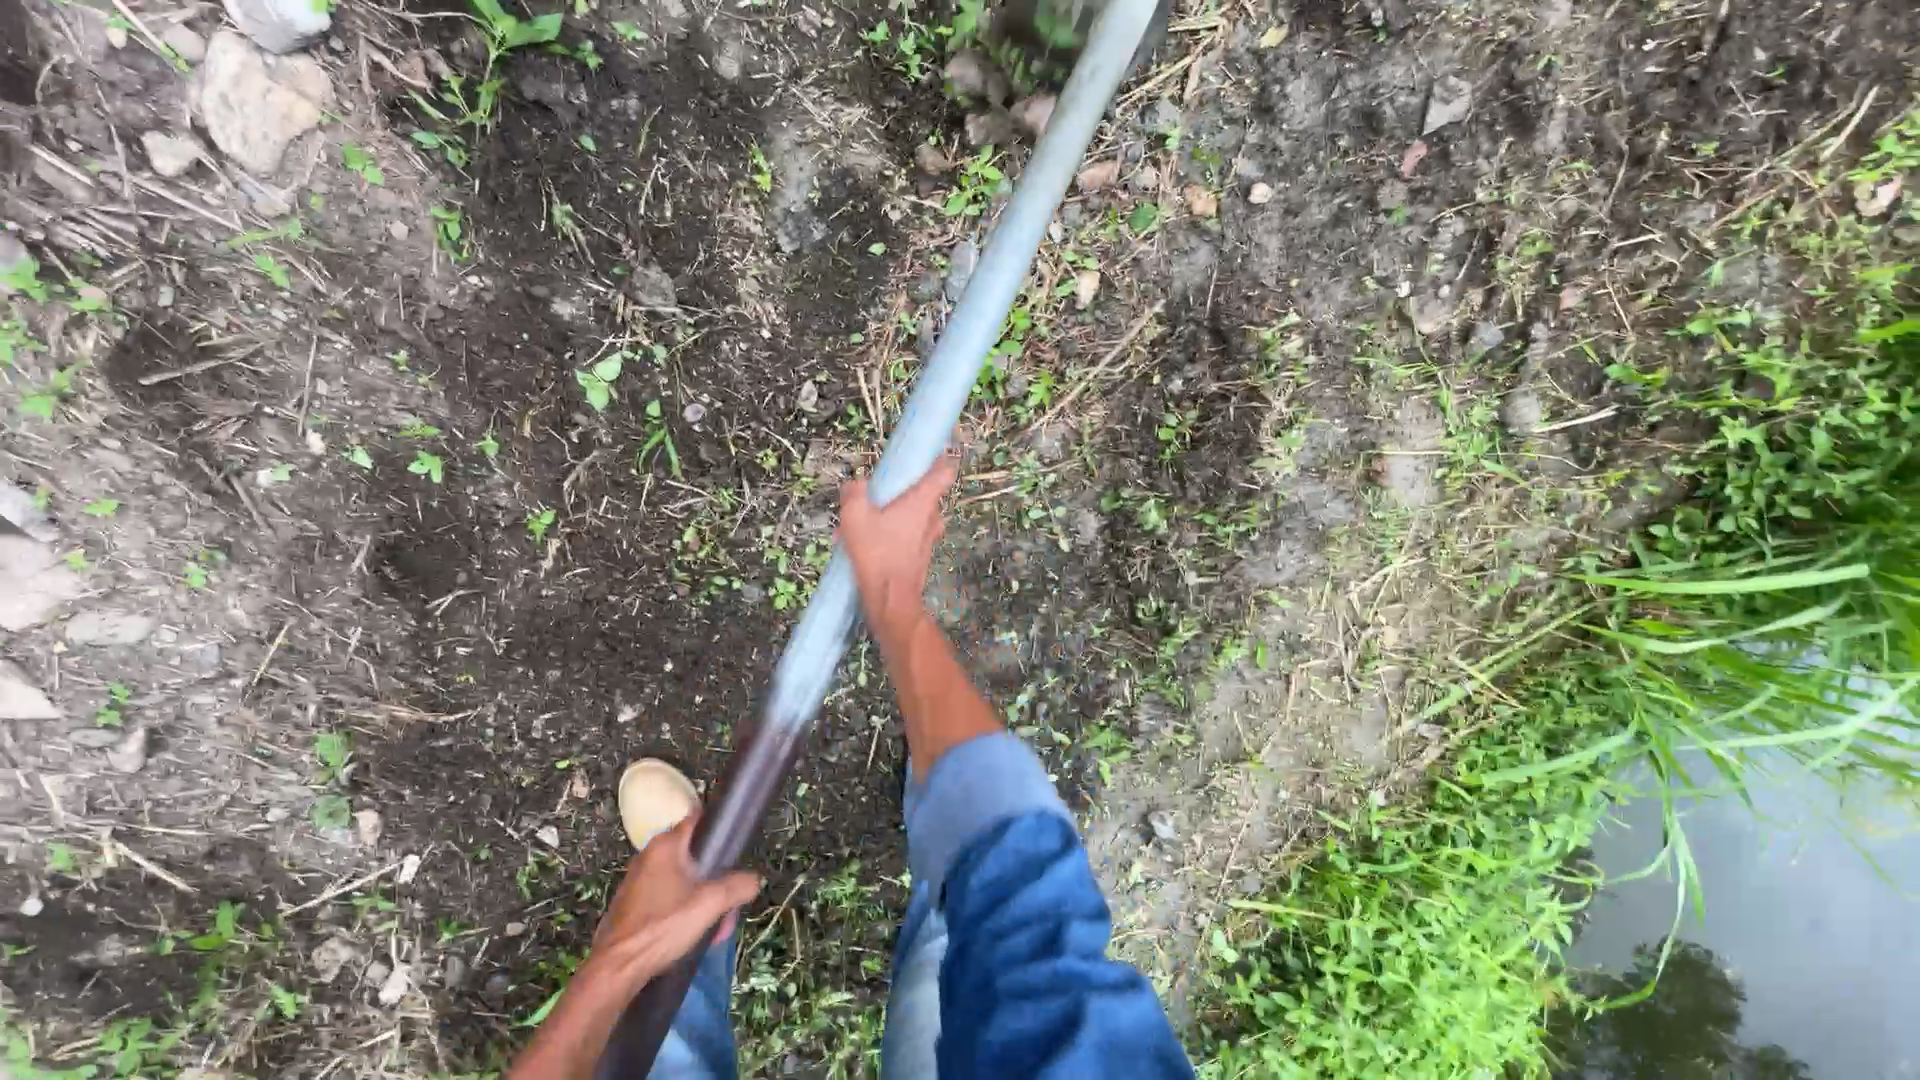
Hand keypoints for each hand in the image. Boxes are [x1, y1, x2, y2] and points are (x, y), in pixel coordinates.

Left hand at [579, 814, 761, 995]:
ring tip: (714, 931)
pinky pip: (667, 900)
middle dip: (716, 884)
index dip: (720, 831)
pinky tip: (692, 937)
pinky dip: (683, 912)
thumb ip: (738, 886)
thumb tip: (754, 880)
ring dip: (703, 902)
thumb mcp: (711, 903)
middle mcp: (648, 857)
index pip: (698, 821)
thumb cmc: (663, 926)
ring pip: (683, 883)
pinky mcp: (632, 906)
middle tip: (728, 910)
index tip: (737, 850)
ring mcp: (638, 882)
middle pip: (695, 859)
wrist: (617, 969)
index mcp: (664, 846)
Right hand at [839, 458, 958, 637]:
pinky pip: (906, 536)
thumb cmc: (877, 553)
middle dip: (902, 492)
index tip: (932, 451)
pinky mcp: (920, 556)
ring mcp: (928, 538)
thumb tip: (856, 484)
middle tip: (878, 494)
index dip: (941, 458)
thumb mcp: (855, 516)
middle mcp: (932, 517)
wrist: (891, 599)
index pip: (944, 471)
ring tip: (862, 525)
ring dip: (892, 516)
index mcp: (922, 501)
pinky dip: (889, 536)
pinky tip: (863, 546)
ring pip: (914, 517)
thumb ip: (855, 493)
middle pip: (924, 494)